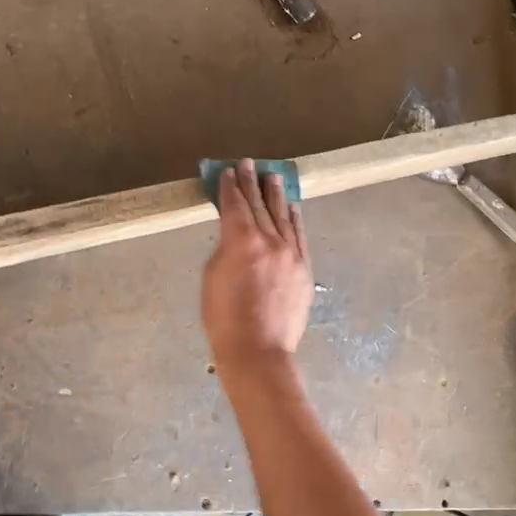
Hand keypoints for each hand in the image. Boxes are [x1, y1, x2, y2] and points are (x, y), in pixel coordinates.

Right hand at [201, 160, 312, 376]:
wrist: (258, 351)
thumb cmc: (224, 317)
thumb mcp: (212, 276)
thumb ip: (225, 249)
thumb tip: (234, 237)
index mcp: (241, 240)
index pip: (234, 204)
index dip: (230, 186)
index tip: (228, 171)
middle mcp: (269, 240)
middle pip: (259, 205)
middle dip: (251, 183)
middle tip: (248, 163)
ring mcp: (291, 254)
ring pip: (282, 216)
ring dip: (275, 195)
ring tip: (272, 176)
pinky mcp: (304, 269)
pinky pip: (299, 236)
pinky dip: (294, 219)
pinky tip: (293, 208)